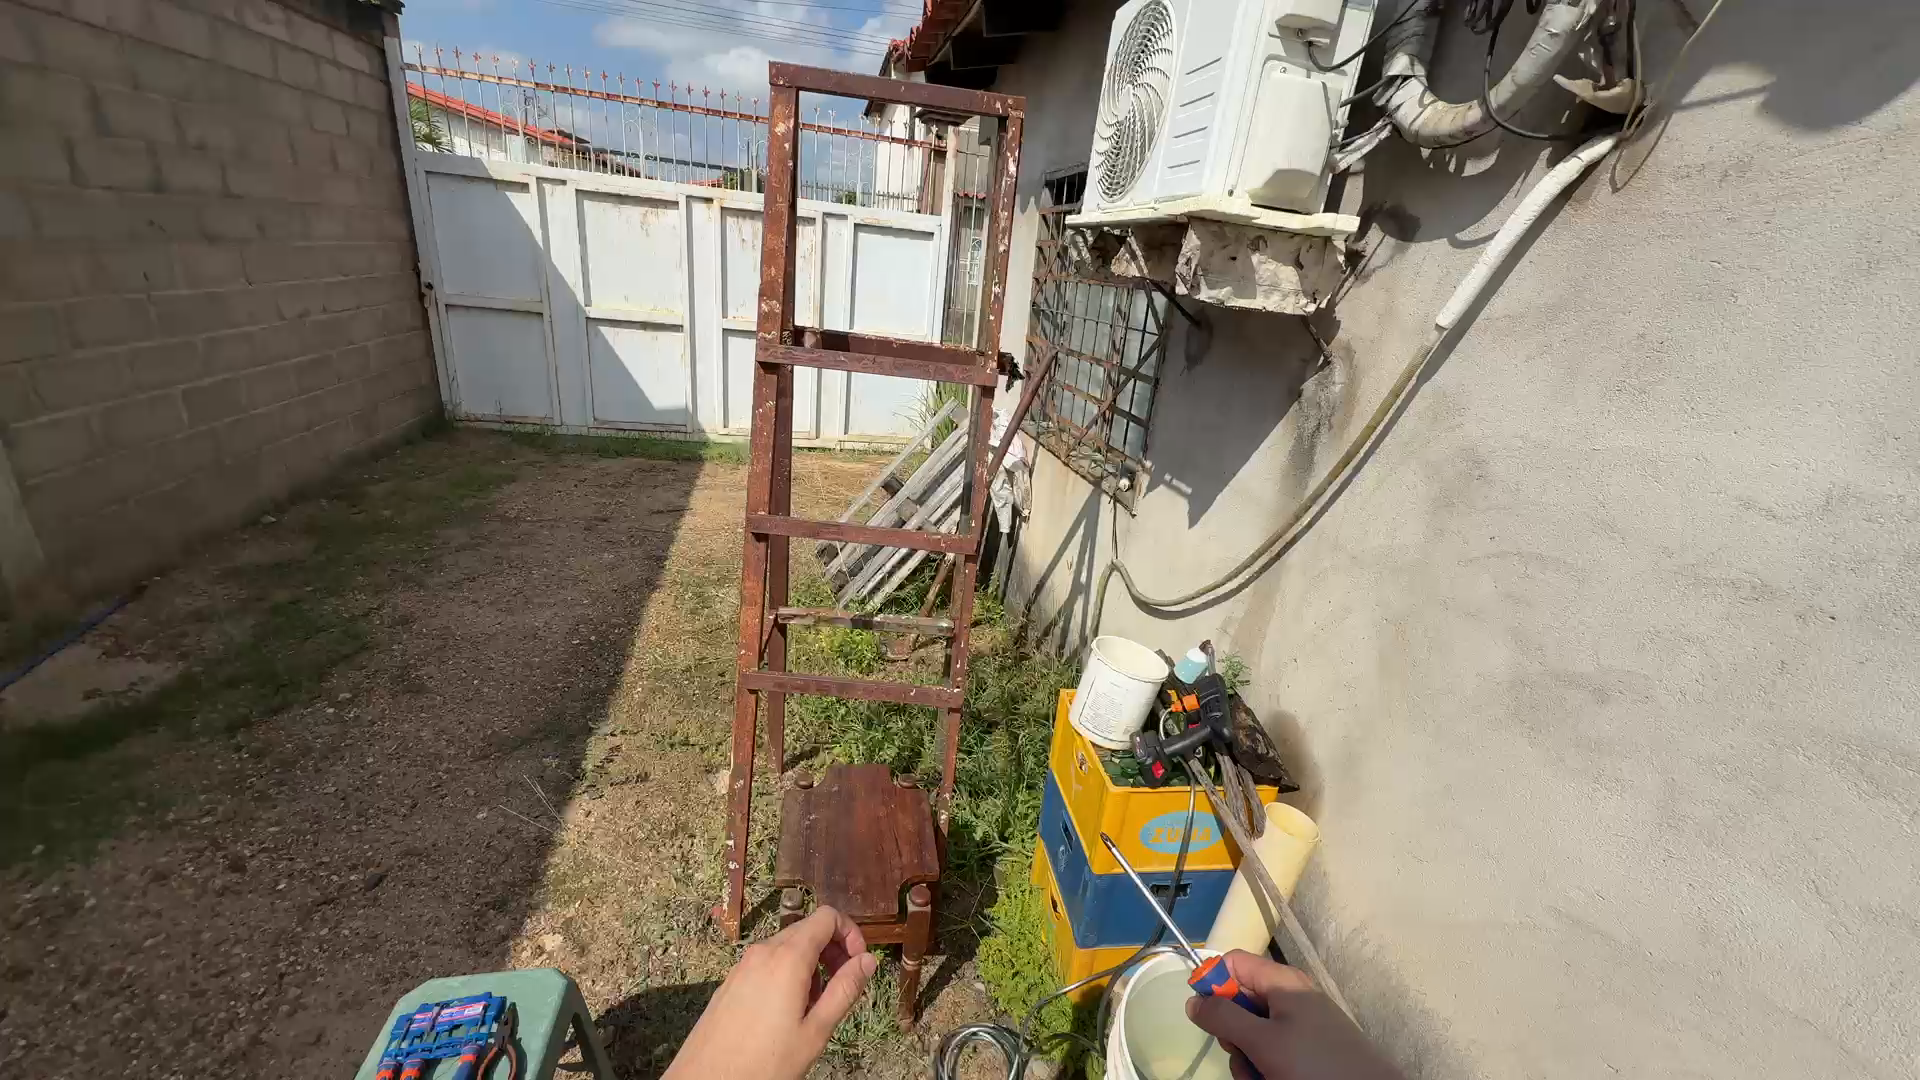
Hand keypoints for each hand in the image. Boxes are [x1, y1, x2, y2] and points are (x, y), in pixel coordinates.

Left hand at [664, 906, 878, 1079]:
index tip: (858, 963)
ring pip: (788, 946)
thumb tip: (868, 960)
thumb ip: (845, 990)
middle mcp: (765, 949)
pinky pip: (768, 962)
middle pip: (809, 928)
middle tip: (841, 987)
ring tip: (813, 1006)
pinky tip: (785, 1012)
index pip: (827, 916)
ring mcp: (744, 963)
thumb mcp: (815, 1031)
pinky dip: (786, 972)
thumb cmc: (765, 1064)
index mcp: (789, 956)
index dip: (850, 933)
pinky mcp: (731, 980)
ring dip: (810, 964)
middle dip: (832, 951)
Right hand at [1185, 951, 1404, 1079]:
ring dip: (1250, 1063)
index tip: (1207, 1016)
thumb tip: (1192, 1000)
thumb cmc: (1318, 1068)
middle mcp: (1291, 1000)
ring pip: (1256, 1038)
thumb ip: (1223, 1018)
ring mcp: (1303, 1031)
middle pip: (1241, 1005)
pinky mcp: (1311, 1058)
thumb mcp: (1263, 1043)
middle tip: (1243, 1057)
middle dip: (1234, 1037)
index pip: (1233, 963)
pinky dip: (1269, 1073)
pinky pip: (1276, 1057)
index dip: (1214, 983)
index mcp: (1282, 982)